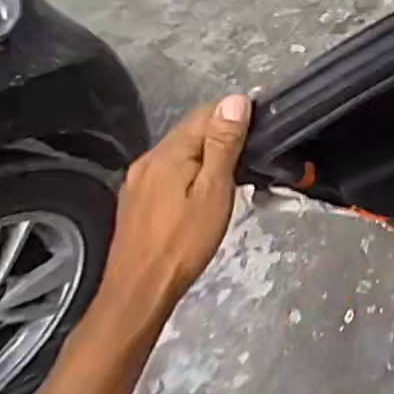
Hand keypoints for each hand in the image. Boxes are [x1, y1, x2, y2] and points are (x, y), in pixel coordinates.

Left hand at [98, 94, 250, 320]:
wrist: (138, 293)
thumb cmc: (183, 243)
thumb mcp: (213, 192)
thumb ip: (223, 145)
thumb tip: (235, 100)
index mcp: (168, 152)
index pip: (206, 112)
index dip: (235, 118)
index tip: (257, 136)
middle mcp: (148, 158)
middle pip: (191, 130)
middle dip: (221, 138)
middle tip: (247, 163)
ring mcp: (138, 179)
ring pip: (180, 151)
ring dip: (205, 157)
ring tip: (228, 182)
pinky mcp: (135, 199)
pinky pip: (168, 171)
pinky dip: (189, 173)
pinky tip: (200, 197)